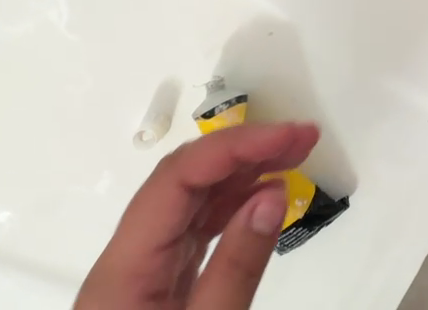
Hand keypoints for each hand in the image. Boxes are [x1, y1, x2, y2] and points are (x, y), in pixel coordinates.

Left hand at [76, 121, 319, 309]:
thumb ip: (236, 268)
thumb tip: (273, 191)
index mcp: (122, 272)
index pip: (178, 180)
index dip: (237, 146)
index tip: (294, 137)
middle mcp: (124, 262)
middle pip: (180, 183)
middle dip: (243, 150)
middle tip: (305, 138)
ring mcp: (137, 276)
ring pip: (187, 203)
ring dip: (240, 173)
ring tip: (295, 159)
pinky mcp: (153, 290)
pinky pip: (192, 231)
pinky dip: (231, 207)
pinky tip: (264, 202)